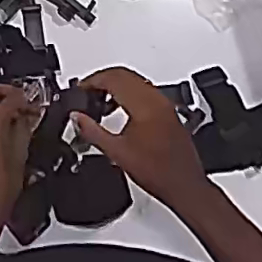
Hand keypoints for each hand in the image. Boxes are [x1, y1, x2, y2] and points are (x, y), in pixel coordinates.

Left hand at [0, 85, 37, 231]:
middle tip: (27, 103)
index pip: (11, 98)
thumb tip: (29, 117)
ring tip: (20, 118)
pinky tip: (7, 130)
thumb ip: (24, 130)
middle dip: (11, 94)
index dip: (27, 98)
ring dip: (1, 105)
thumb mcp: (21, 155)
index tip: (36, 104)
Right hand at [71, 66, 209, 209]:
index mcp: (144, 106)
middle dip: (102, 79)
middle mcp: (157, 101)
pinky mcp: (169, 112)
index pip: (114, 78)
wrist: (184, 186)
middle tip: (87, 90)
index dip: (93, 80)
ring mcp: (165, 105)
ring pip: (136, 81)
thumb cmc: (158, 172)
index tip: (81, 87)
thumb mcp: (116, 152)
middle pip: (125, 74)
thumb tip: (77, 117)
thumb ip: (92, 131)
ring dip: (115, 85)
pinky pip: (145, 92)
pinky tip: (118, 109)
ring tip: (99, 100)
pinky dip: (128, 93)